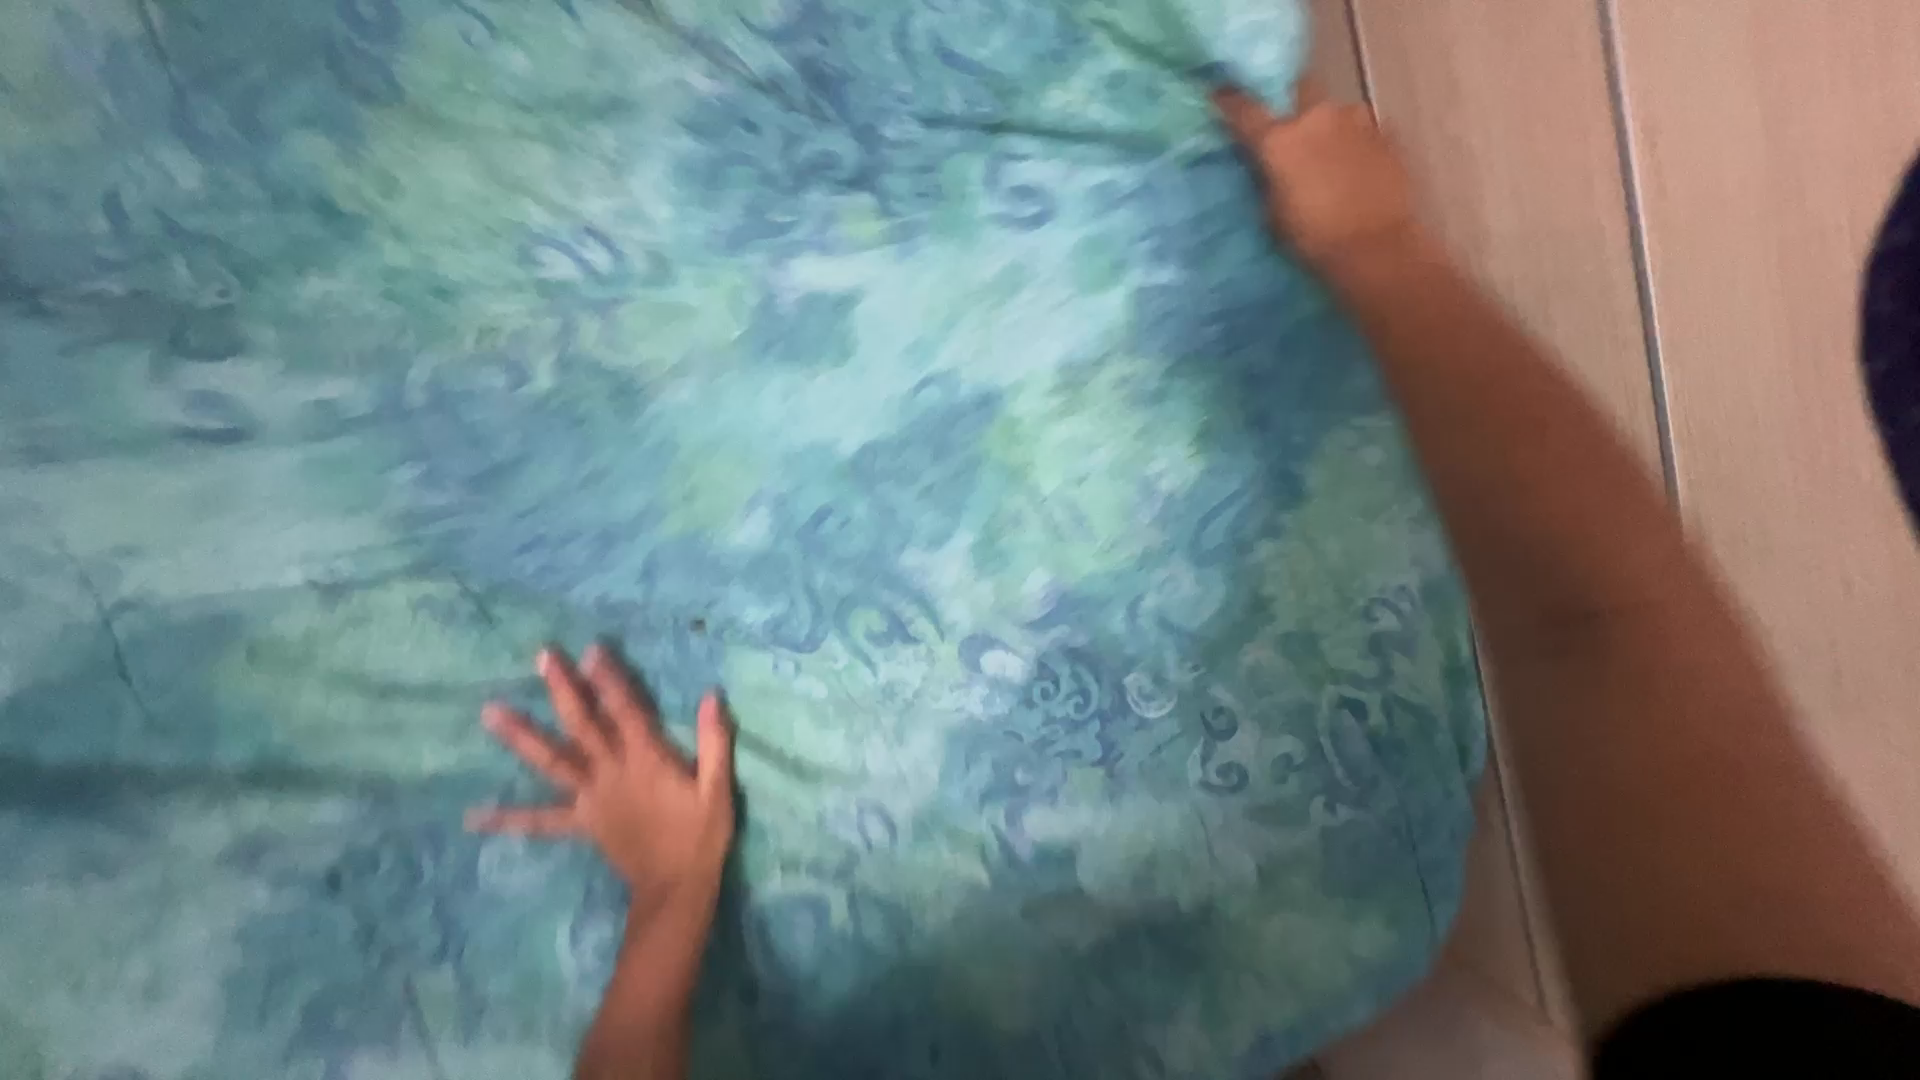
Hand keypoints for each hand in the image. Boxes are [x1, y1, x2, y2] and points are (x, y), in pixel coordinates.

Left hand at [467, 646, 736, 914]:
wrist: (676, 888)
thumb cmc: (701, 835)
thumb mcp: (717, 788)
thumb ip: (714, 742)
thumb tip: (710, 697)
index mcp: (646, 761)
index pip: (627, 711)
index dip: (610, 681)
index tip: (593, 650)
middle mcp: (612, 772)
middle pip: (583, 725)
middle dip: (564, 690)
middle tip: (542, 657)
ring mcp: (591, 798)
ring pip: (553, 762)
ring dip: (522, 737)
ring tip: (490, 712)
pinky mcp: (582, 823)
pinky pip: (542, 820)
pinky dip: (509, 818)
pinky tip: (475, 816)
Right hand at [1212, 78, 1423, 269]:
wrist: (1376, 247)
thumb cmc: (1312, 238)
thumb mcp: (1272, 214)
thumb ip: (1265, 179)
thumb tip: (1265, 164)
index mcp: (1280, 139)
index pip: (1245, 110)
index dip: (1229, 101)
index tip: (1219, 95)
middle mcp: (1318, 117)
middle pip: (1298, 91)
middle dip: (1290, 105)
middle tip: (1286, 129)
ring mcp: (1357, 120)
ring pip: (1332, 112)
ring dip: (1324, 127)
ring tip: (1324, 157)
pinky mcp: (1386, 133)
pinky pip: (1360, 129)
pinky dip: (1351, 142)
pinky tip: (1351, 167)